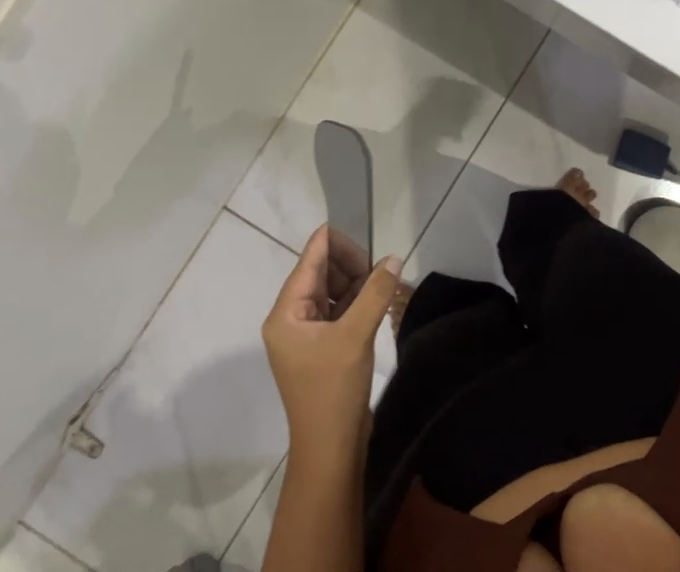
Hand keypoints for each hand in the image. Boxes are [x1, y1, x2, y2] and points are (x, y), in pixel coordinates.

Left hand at [262, 225, 402, 449]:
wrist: (330, 448)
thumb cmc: (334, 389)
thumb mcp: (356, 336)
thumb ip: (375, 293)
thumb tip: (394, 257)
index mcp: (285, 314)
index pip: (308, 263)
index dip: (332, 243)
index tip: (361, 231)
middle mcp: (289, 320)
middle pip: (318, 275)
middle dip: (348, 265)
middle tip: (379, 270)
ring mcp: (305, 336)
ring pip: (330, 294)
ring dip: (354, 284)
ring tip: (382, 283)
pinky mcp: (321, 349)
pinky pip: (336, 313)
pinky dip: (355, 303)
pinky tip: (376, 300)